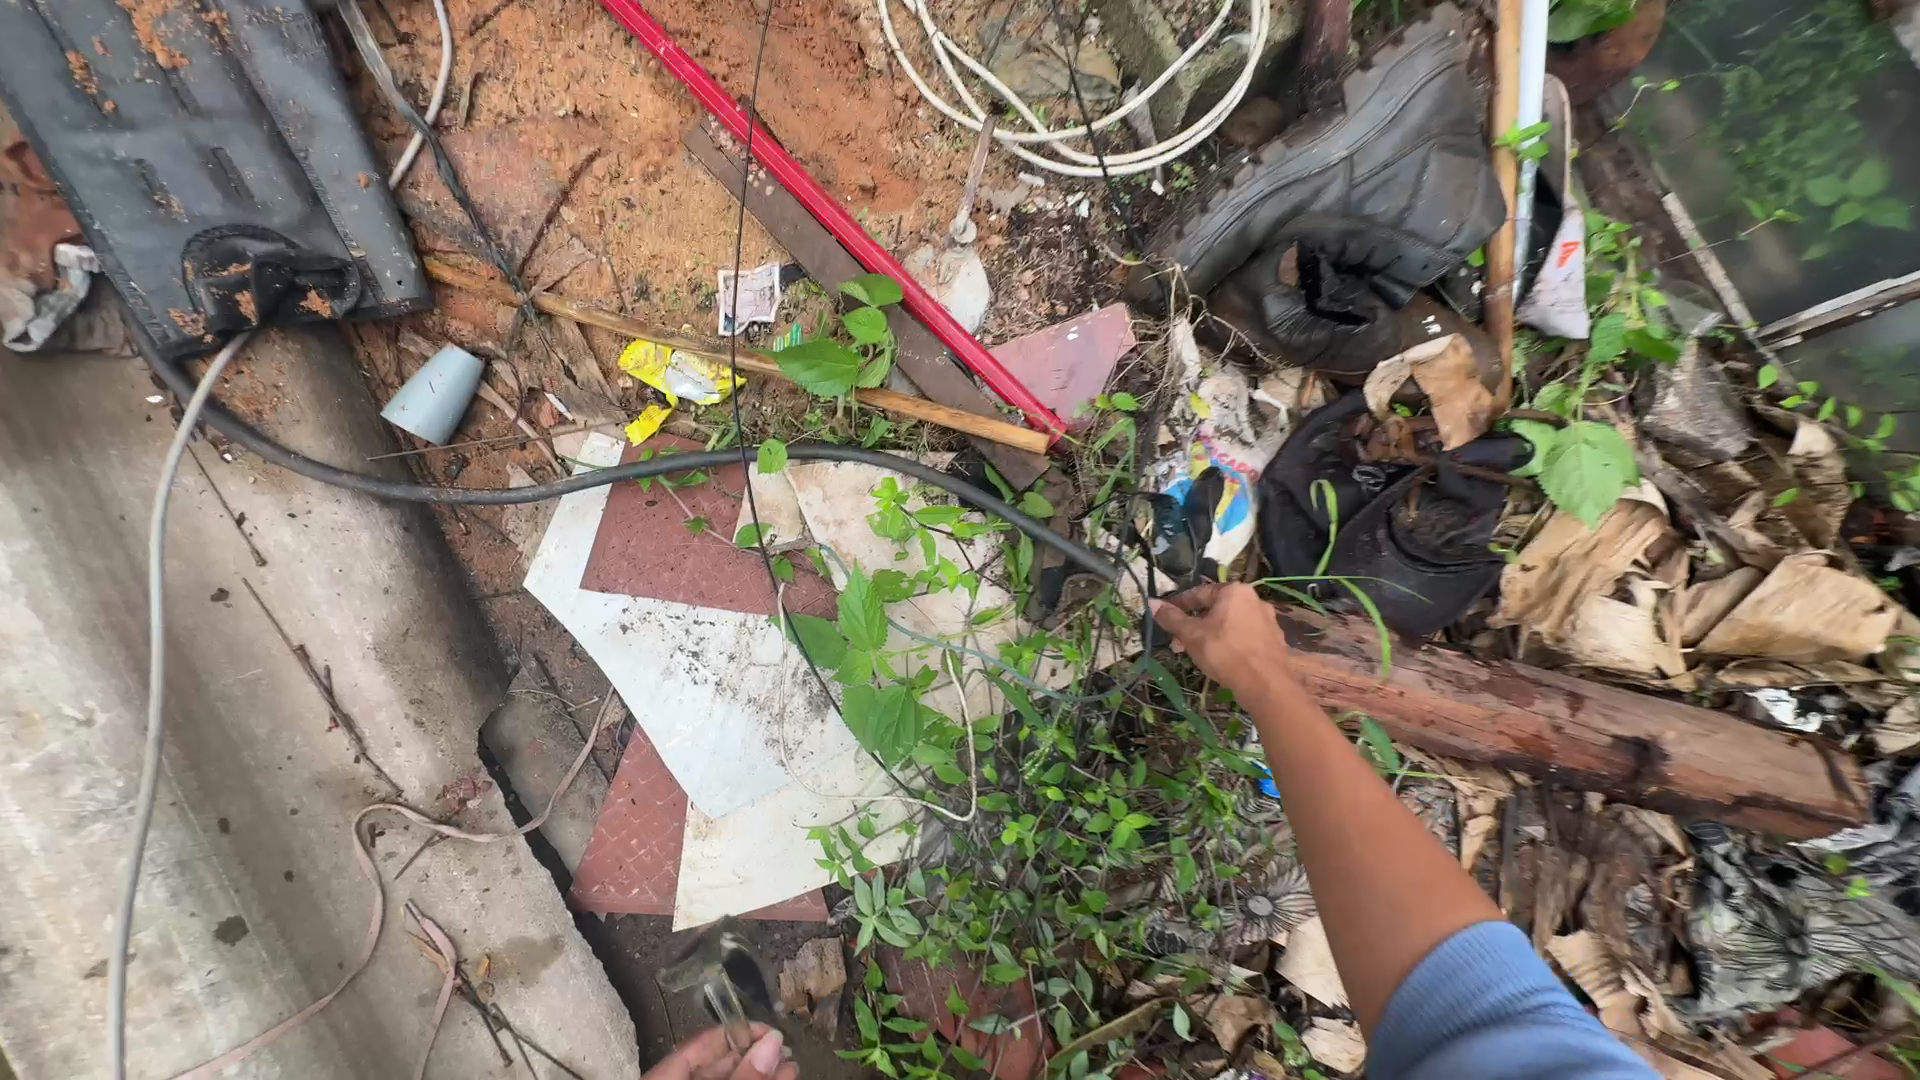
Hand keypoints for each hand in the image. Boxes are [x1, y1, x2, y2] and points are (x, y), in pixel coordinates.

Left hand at [643, 1025, 795, 1079]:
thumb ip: (743, 1076)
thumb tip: (774, 1041)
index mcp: (663, 1076)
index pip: (701, 1042)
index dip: (737, 1031)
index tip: (770, 1029)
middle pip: (714, 1063)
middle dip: (754, 1055)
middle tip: (786, 1049)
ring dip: (759, 1072)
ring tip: (790, 1067)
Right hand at [1149, 583, 1290, 698]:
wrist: (1265, 683)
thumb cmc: (1224, 652)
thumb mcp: (1191, 634)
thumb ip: (1171, 618)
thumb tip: (1152, 602)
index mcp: (1233, 591)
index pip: (1198, 593)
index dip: (1177, 605)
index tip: (1165, 617)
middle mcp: (1254, 599)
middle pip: (1215, 609)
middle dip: (1193, 624)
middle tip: (1178, 642)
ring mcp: (1267, 620)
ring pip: (1230, 623)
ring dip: (1210, 634)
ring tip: (1196, 653)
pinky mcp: (1275, 640)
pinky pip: (1244, 636)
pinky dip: (1229, 642)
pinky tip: (1221, 658)